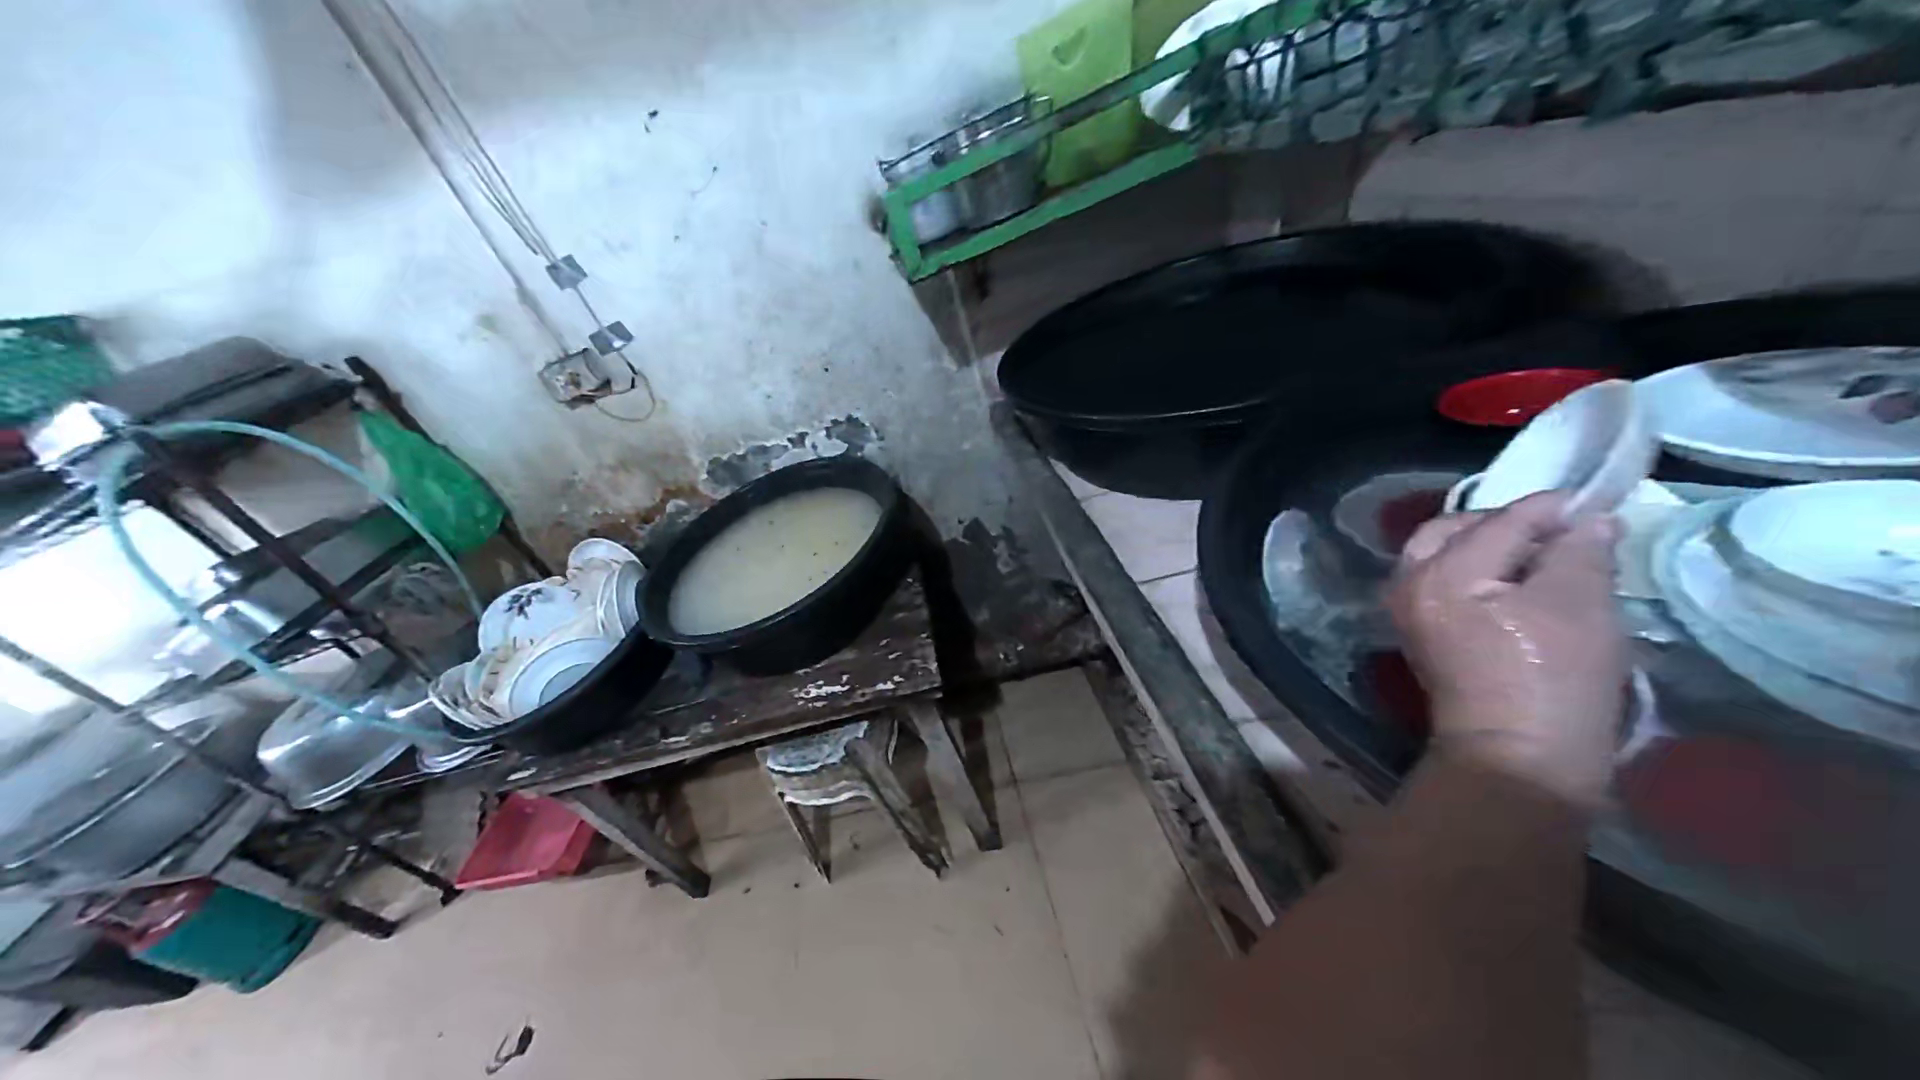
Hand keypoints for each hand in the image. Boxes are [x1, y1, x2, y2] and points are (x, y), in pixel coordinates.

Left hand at [1387, 491, 1625, 803]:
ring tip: (1543, 554)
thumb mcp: (1579, 606)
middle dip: (1504, 523)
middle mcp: (1409, 584)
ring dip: (1488, 546)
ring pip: (1443, 555)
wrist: (1517, 758)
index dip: (1550, 508)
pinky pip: (1444, 583)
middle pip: (1452, 531)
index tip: (1594, 500)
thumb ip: (1578, 552)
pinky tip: (1518, 581)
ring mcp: (1409, 611)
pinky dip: (1477, 572)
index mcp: (1440, 572)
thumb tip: (1587, 518)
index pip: (1498, 522)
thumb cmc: (1552, 680)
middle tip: (1559, 528)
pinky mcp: (1421, 633)